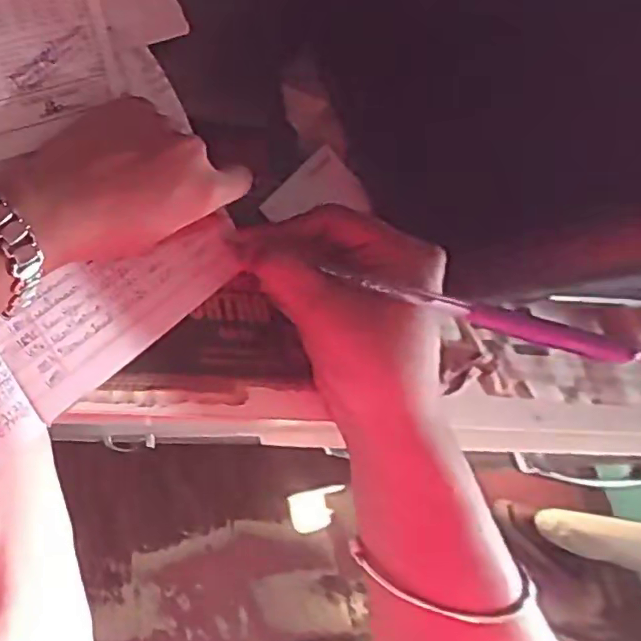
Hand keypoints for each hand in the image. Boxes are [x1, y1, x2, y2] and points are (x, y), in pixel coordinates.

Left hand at [7, 97, 251, 263]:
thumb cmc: (94, 232)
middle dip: (176, 168)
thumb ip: (183, 220)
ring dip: (150, 146)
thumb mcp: (149, 240)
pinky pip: (138, 116)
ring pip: (166, 134)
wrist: (47, 206)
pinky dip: (125, 129)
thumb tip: (196, 214)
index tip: (202, 193)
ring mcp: (158, 123)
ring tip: (113, 169)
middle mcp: (190, 150)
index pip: (238, 180)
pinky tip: (101, 150)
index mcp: (202, 188)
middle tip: (142, 187)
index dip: (218, 187)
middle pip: (196, 156)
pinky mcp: (127, 106)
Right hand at [231, 206, 447, 422]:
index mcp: (402, 252)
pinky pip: (313, 286)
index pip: (332, 221)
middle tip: (237, 259)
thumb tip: (238, 245)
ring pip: (313, 263)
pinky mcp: (353, 311)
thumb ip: (280, 270)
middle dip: (277, 250)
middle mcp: (391, 263)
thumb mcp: (321, 308)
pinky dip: (283, 286)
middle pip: (321, 240)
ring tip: (241, 274)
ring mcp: (373, 288)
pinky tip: (257, 292)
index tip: (243, 245)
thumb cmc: (369, 362)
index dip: (283, 230)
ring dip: (276, 268)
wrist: (384, 420)